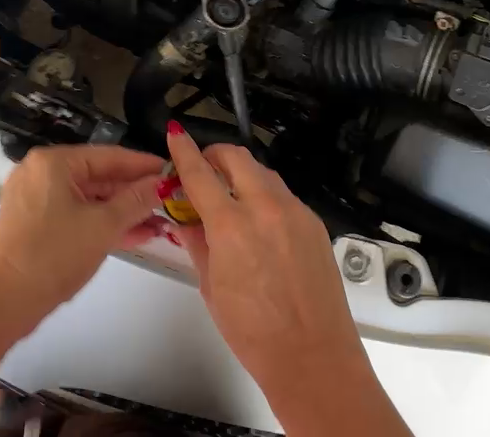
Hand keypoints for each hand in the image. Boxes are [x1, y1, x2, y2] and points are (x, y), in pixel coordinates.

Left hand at [0, 144, 166, 332]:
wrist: (2, 306)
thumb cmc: (53, 257)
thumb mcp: (103, 226)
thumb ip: (137, 200)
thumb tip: (163, 182)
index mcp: (53, 162)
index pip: (110, 156)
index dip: (145, 165)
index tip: (173, 170)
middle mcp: (41, 172)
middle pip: (99, 177)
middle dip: (135, 193)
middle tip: (169, 200)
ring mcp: (34, 198)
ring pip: (88, 198)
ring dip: (121, 211)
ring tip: (159, 222)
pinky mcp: (33, 223)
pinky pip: (75, 214)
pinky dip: (100, 223)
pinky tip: (133, 234)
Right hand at [166, 125, 406, 435]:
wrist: (312, 355)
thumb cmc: (255, 333)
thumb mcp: (212, 288)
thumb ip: (198, 244)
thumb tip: (185, 219)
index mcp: (232, 225)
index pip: (201, 173)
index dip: (184, 151)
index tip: (175, 134)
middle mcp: (266, 208)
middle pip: (237, 158)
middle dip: (216, 155)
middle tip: (204, 167)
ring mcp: (295, 212)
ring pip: (264, 173)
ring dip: (243, 174)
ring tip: (230, 196)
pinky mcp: (314, 222)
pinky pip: (285, 195)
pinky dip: (266, 196)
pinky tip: (260, 221)